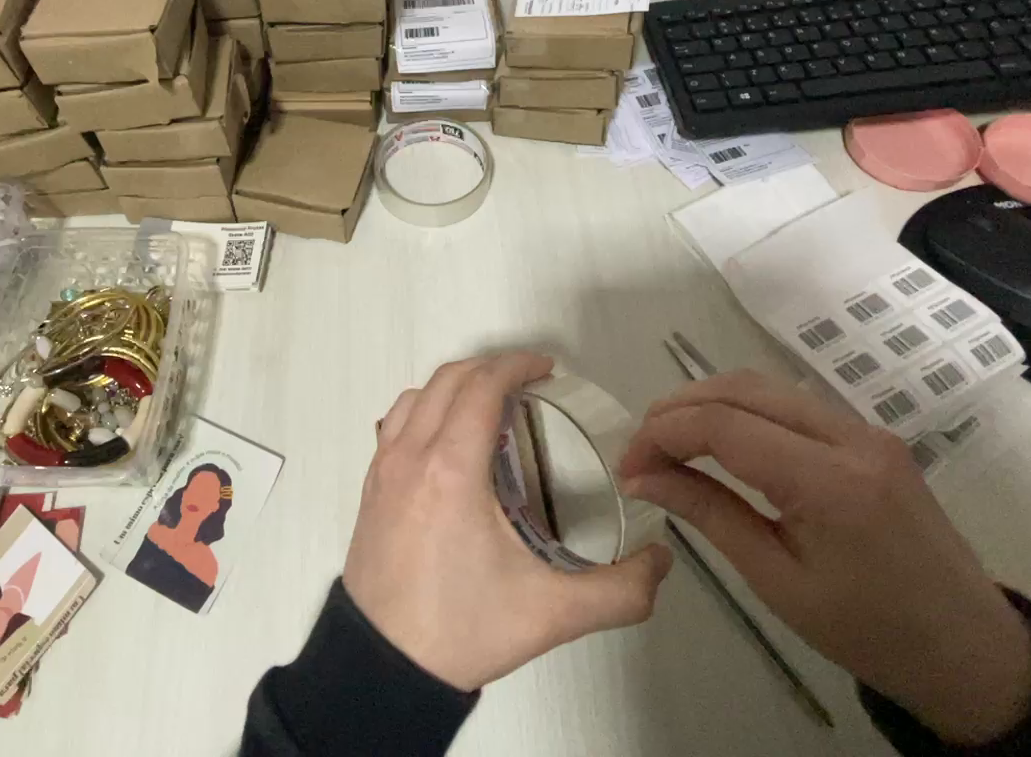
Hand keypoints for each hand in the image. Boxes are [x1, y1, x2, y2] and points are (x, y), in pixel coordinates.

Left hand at [344, 353, 673, 691]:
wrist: (382, 666)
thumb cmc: (462, 629)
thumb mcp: (552, 615)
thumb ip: (620, 591)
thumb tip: (661, 561)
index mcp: (451, 469)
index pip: (481, 386)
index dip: (516, 364)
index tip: (547, 368)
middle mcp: (411, 454)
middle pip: (448, 379)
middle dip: (490, 367)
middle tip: (529, 382)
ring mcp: (382, 467)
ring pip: (416, 395)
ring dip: (454, 384)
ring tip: (490, 403)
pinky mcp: (369, 485)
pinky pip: (394, 422)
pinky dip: (425, 408)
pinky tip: (448, 436)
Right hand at [618, 371, 1030, 745]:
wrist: (971, 653)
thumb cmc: (869, 631)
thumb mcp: (776, 580)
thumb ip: (707, 513)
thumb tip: (640, 478)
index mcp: (831, 482)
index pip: (722, 425)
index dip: (661, 435)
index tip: (625, 467)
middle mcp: (851, 437)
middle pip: (739, 388)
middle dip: (676, 409)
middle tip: (639, 449)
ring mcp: (865, 430)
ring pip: (762, 385)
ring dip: (705, 402)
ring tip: (667, 441)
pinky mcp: (869, 435)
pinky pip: (788, 403)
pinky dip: (739, 409)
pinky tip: (716, 438)